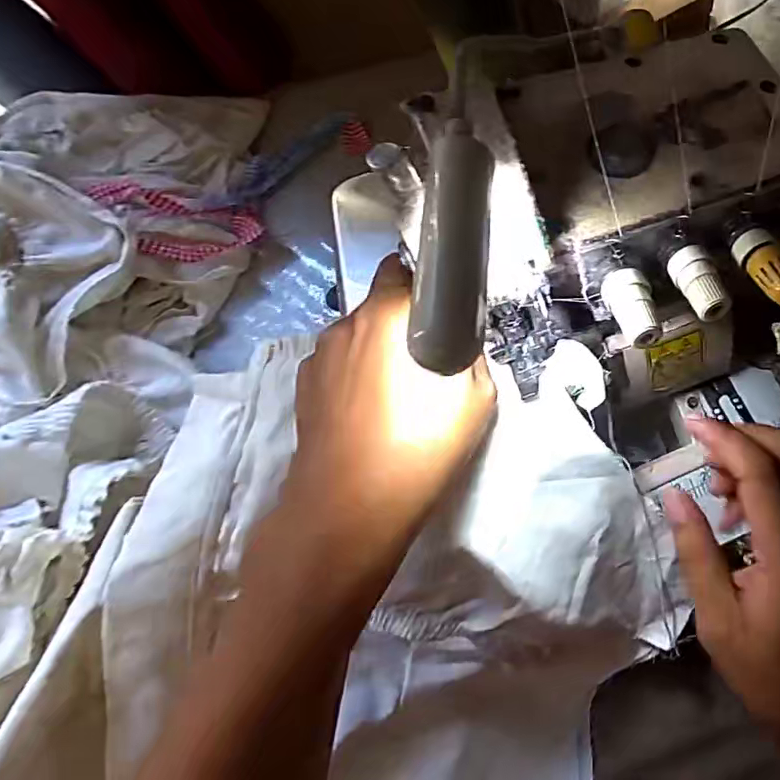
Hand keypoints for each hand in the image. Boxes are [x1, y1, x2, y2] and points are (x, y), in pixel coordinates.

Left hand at [283, 254, 496, 561]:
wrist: (348, 510)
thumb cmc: (420, 447)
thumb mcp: (476, 400)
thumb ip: (471, 357)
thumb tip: (460, 343)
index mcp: (388, 315)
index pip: (403, 269)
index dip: (426, 284)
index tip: (443, 310)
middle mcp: (347, 323)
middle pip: (380, 301)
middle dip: (404, 317)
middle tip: (427, 354)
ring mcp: (318, 355)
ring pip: (358, 332)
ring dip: (378, 345)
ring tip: (396, 390)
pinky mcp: (303, 385)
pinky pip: (339, 360)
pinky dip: (355, 370)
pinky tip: (369, 409)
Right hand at [665, 417, 779, 778]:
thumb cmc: (770, 671)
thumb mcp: (719, 622)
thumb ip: (696, 552)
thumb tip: (675, 496)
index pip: (759, 470)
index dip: (724, 439)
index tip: (690, 424)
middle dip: (744, 435)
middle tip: (704, 450)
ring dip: (756, 453)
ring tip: (716, 483)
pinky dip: (769, 474)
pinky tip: (738, 508)